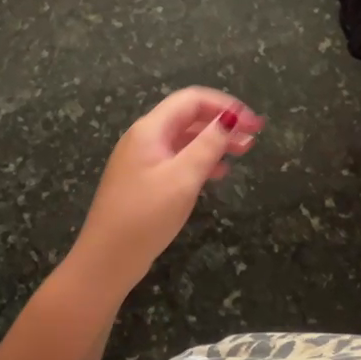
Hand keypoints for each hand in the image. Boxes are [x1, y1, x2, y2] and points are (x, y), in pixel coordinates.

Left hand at [68, 87, 262, 291]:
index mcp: (150, 130)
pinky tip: (218, 173)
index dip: (224, 105)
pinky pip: (176, 159)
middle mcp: (144, 138)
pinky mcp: (144, 181)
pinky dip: (200, 160)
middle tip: (254, 136)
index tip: (252, 122)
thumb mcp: (182, 178)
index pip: (191, 100)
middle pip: (188, 117)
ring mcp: (142, 160)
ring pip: (184, 139)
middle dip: (221, 122)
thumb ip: (207, 145)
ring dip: (214, 141)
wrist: (107, 259)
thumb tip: (228, 117)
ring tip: (243, 152)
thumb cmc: (145, 216)